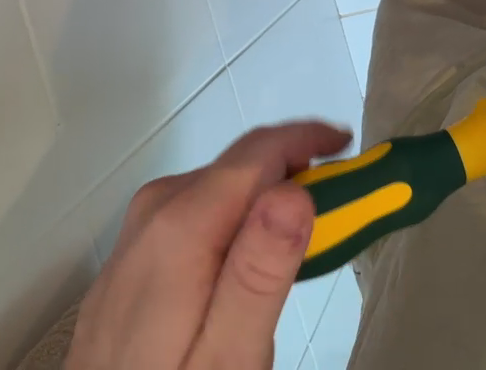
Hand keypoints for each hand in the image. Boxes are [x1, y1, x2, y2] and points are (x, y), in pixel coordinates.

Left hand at [67, 122, 350, 369]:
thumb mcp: (229, 358)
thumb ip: (258, 274)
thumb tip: (294, 191)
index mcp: (180, 226)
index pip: (257, 150)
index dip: (310, 139)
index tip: (351, 153)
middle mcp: (154, 211)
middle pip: (240, 164)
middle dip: (294, 171)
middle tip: (340, 213)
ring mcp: (139, 233)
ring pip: (222, 185)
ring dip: (268, 196)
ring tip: (303, 242)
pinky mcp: (134, 256)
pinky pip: (199, 210)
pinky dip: (238, 217)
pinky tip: (252, 259)